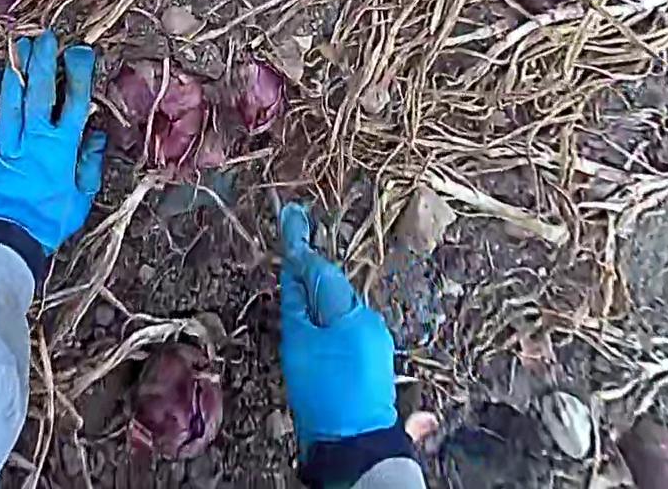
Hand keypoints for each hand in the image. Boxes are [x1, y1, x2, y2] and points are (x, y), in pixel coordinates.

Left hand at [0, 31, 105, 253]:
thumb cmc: (44, 224)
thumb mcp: (79, 198)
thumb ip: (89, 163)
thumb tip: (97, 133)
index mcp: (62, 148)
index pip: (74, 100)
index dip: (78, 72)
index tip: (80, 51)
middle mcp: (33, 140)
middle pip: (40, 91)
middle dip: (44, 60)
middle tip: (46, 36)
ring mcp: (2, 144)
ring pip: (11, 98)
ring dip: (16, 69)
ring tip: (20, 44)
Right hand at [277, 203, 398, 444]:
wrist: (354, 448)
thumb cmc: (322, 396)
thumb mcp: (298, 345)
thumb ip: (296, 304)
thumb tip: (293, 274)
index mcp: (351, 313)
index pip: (322, 270)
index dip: (302, 248)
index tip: (291, 218)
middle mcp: (370, 318)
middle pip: (334, 286)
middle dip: (311, 280)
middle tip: (289, 270)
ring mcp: (377, 337)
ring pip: (342, 305)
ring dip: (321, 302)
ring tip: (301, 316)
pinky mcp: (377, 353)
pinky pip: (350, 324)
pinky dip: (332, 320)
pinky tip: (318, 333)